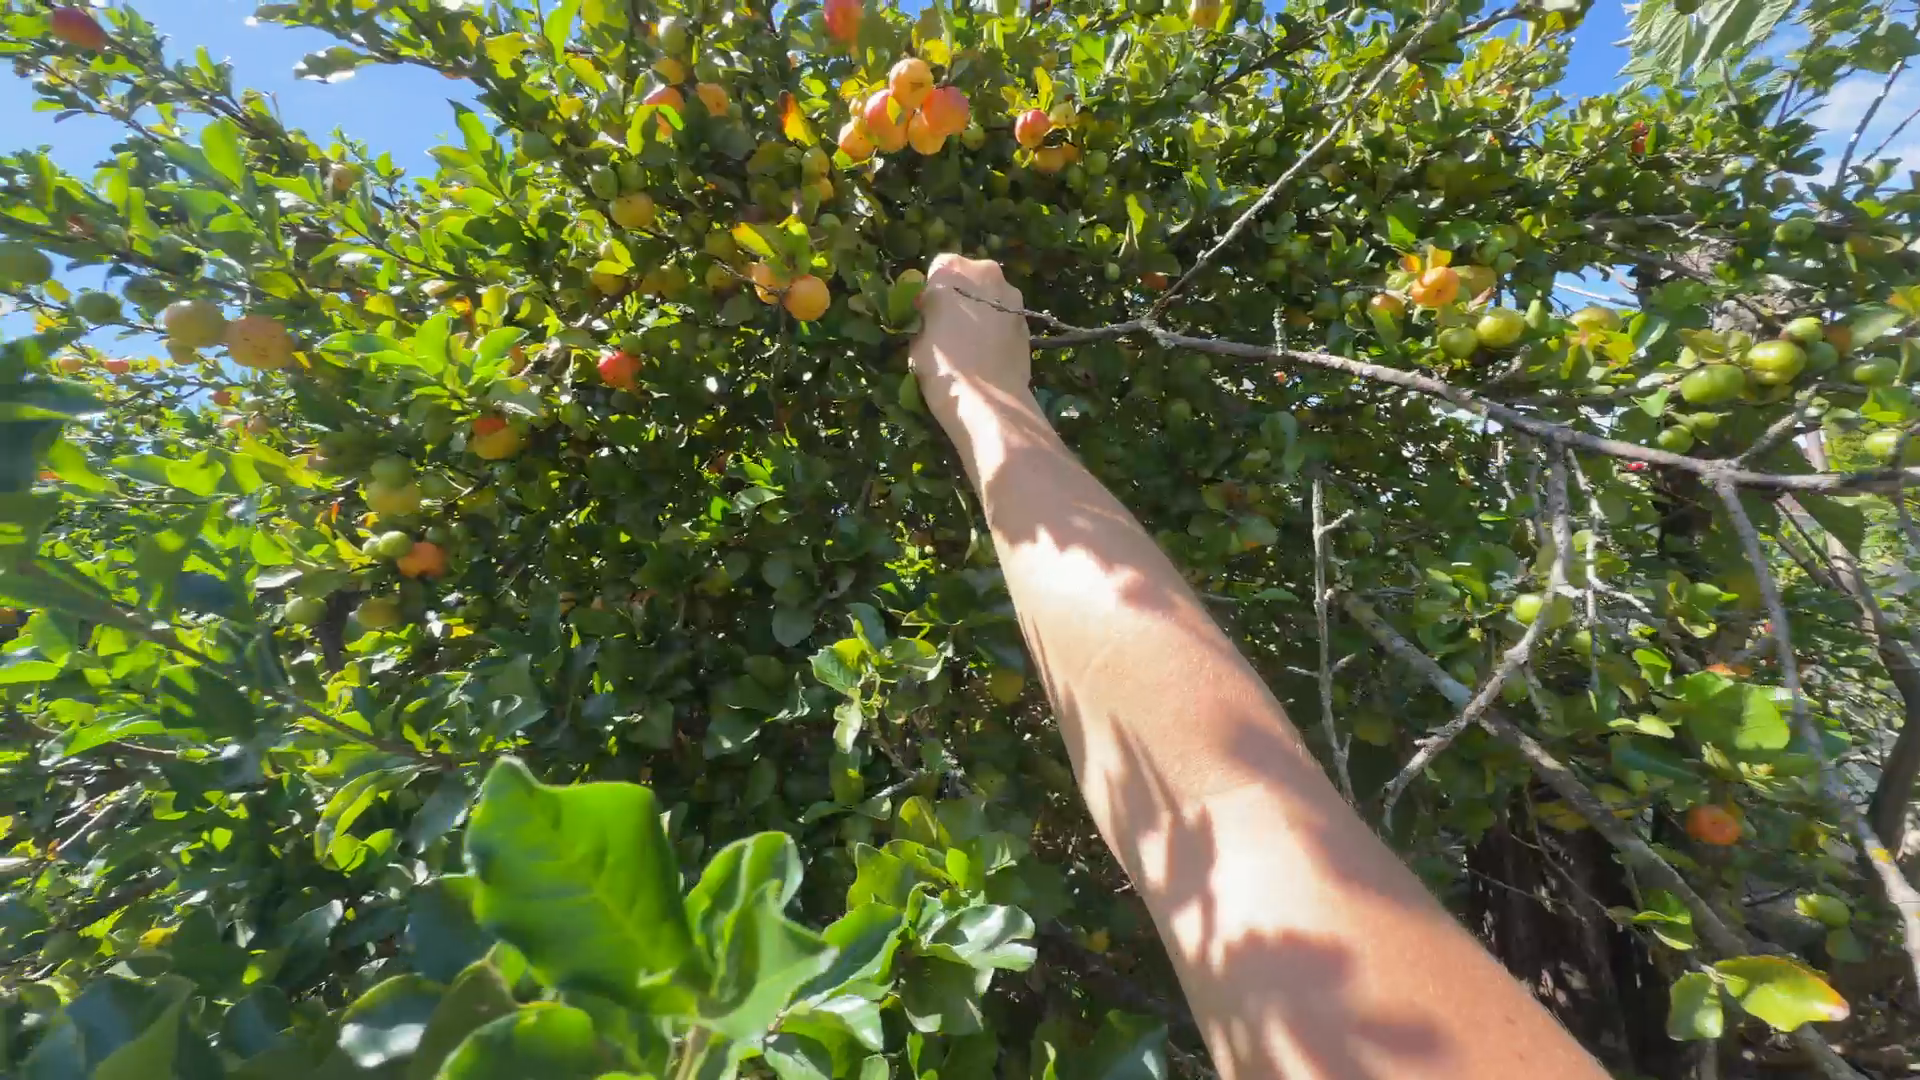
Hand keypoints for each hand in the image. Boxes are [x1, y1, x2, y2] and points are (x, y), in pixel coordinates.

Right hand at [909, 254, 1032, 416]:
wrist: (990, 401)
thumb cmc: (943, 369)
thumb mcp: (917, 342)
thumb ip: (926, 320)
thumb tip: (932, 320)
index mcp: (952, 271)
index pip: (938, 268)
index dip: (933, 292)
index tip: (929, 316)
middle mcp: (986, 272)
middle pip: (969, 276)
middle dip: (961, 296)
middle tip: (951, 328)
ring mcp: (1012, 295)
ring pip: (991, 296)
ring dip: (982, 310)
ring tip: (973, 343)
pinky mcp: (1027, 320)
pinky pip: (1005, 316)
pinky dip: (997, 327)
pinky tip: (990, 352)